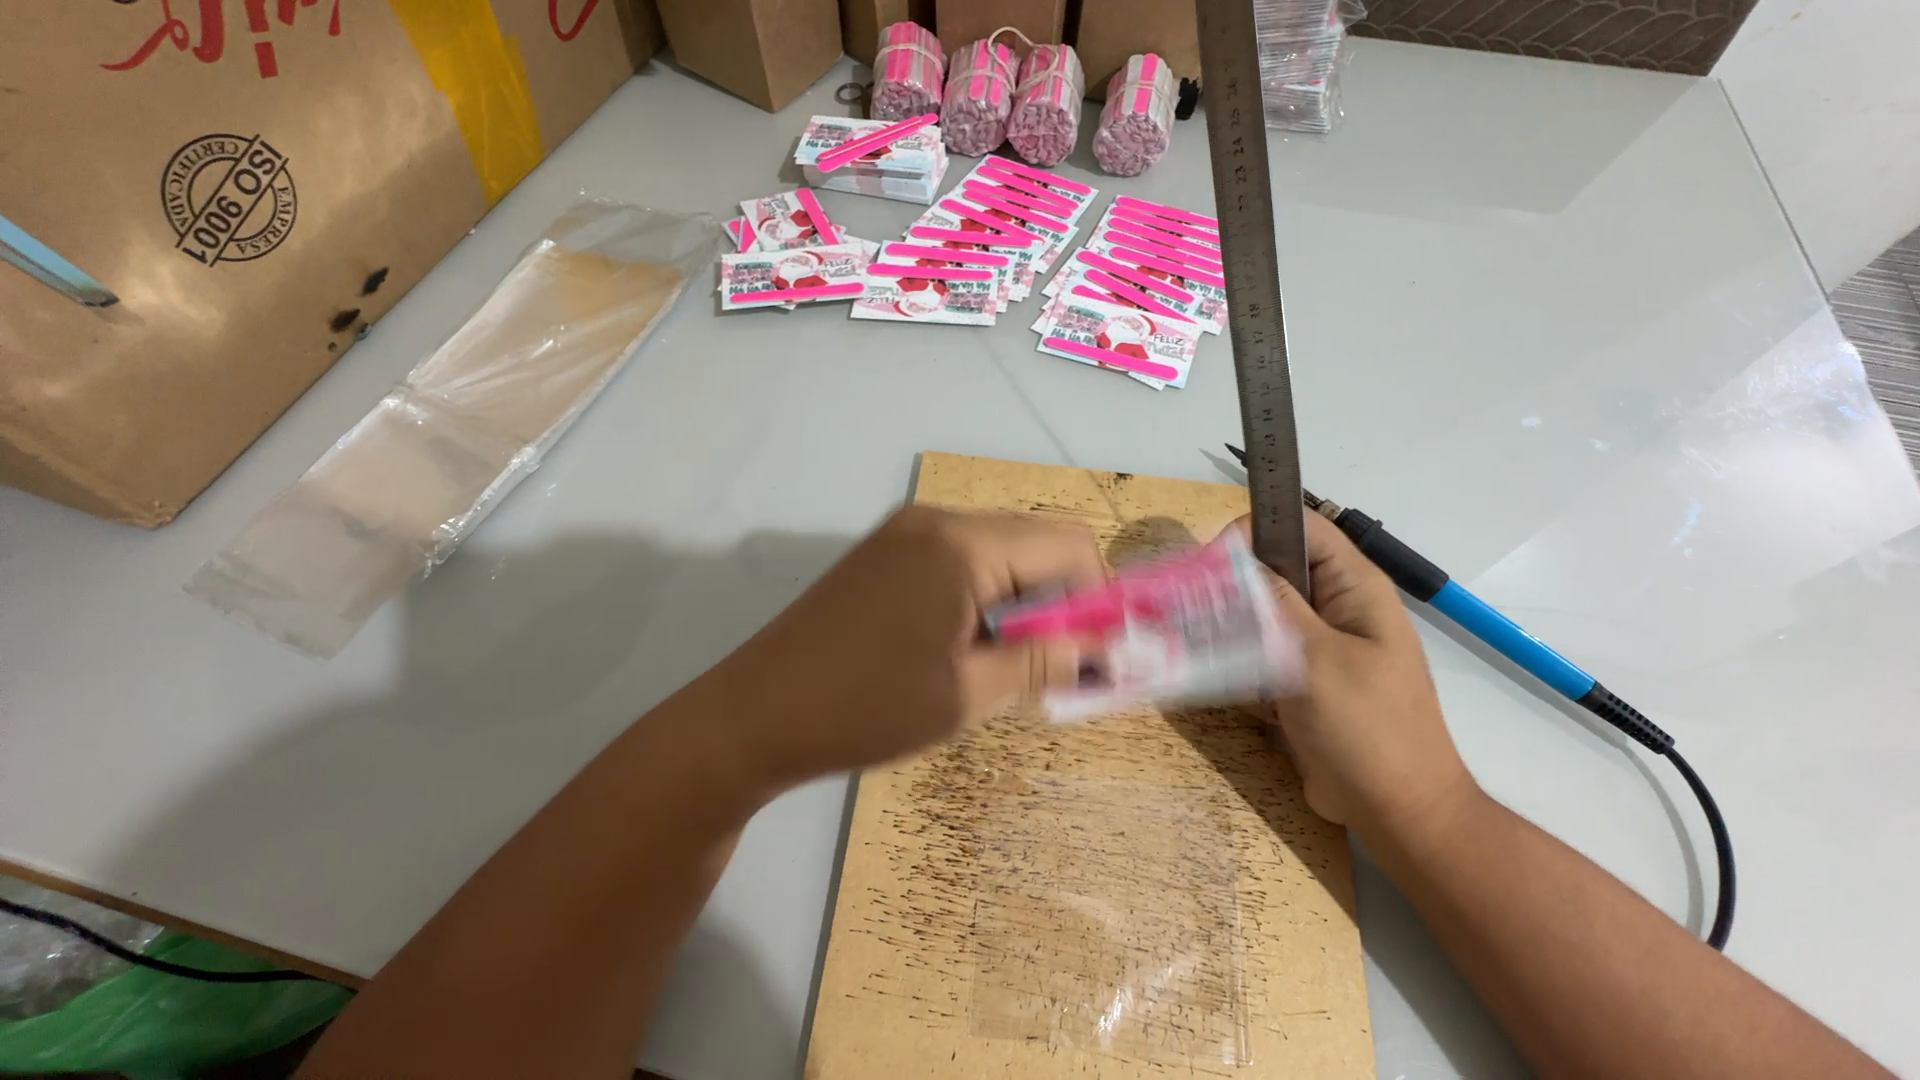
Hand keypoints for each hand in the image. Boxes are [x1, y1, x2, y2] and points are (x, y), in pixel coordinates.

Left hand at [706, 507, 1103, 790]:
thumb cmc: (865, 709)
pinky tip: (967, 648)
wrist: (751, 717)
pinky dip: (983, 599)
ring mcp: (903, 534)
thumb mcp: (968, 695)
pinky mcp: (882, 556)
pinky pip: (958, 562)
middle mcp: (936, 521)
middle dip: (1063, 601)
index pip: (1069, 544)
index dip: (1102, 597)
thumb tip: (1108, 651)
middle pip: (1034, 542)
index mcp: (962, 544)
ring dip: (1022, 603)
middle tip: (1064, 668)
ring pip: (997, 553)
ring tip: (1012, 667)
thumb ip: (1046, 663)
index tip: (1106, 653)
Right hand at [1242, 512, 1477, 835]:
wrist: (1397, 811)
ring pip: (1260, 617)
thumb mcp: (1316, 659)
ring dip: (1234, 635)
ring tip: (1217, 660)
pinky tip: (1242, 696)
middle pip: (1272, 572)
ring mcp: (1318, 646)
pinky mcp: (1302, 681)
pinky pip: (1261, 656)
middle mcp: (1335, 608)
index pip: (1300, 528)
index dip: (1254, 532)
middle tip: (1194, 613)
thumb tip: (1235, 558)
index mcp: (1354, 588)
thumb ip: (1273, 604)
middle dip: (1232, 590)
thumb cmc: (1367, 729)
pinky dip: (1244, 670)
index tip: (1211, 564)